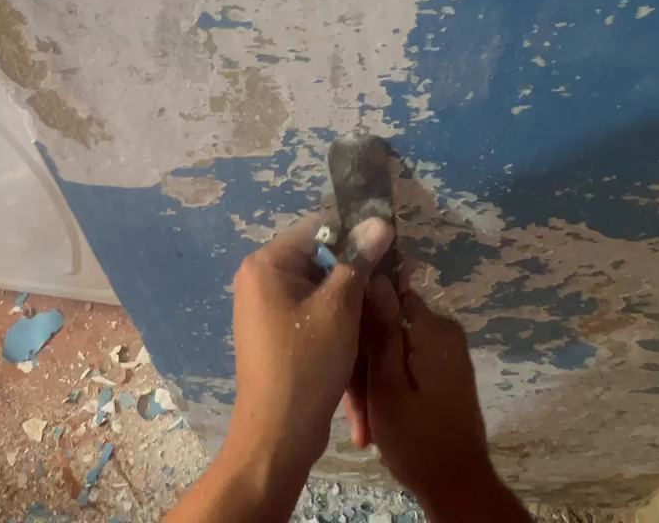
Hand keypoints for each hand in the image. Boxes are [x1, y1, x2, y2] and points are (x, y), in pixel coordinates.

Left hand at [168, 217, 393, 522]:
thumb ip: (359, 260)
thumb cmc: (306, 364)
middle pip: (320, 257)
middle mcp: (261, 277)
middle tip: (397, 278)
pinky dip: (339, 314)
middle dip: (358, 268)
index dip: (357, 234)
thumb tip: (380, 221)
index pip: (318, 228)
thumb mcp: (339, 308)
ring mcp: (267, 306)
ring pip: (321, 286)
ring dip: (353, 294)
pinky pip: (314, 309)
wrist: (279, 436)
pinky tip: (367, 324)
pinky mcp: (278, 331)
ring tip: (387, 303)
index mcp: (267, 263)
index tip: (392, 247)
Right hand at [353, 274, 530, 521]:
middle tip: (353, 406)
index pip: (385, 295)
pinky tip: (374, 418)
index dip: (358, 320)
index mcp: (432, 328)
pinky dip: (389, 386)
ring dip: (374, 381)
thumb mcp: (387, 384)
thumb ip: (381, 330)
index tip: (340, 350)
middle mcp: (444, 331)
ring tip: (362, 422)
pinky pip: (407, 364)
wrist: (458, 488)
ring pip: (394, 350)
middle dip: (364, 363)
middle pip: (388, 327)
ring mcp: (446, 352)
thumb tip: (375, 275)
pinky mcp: (445, 371)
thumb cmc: (416, 438)